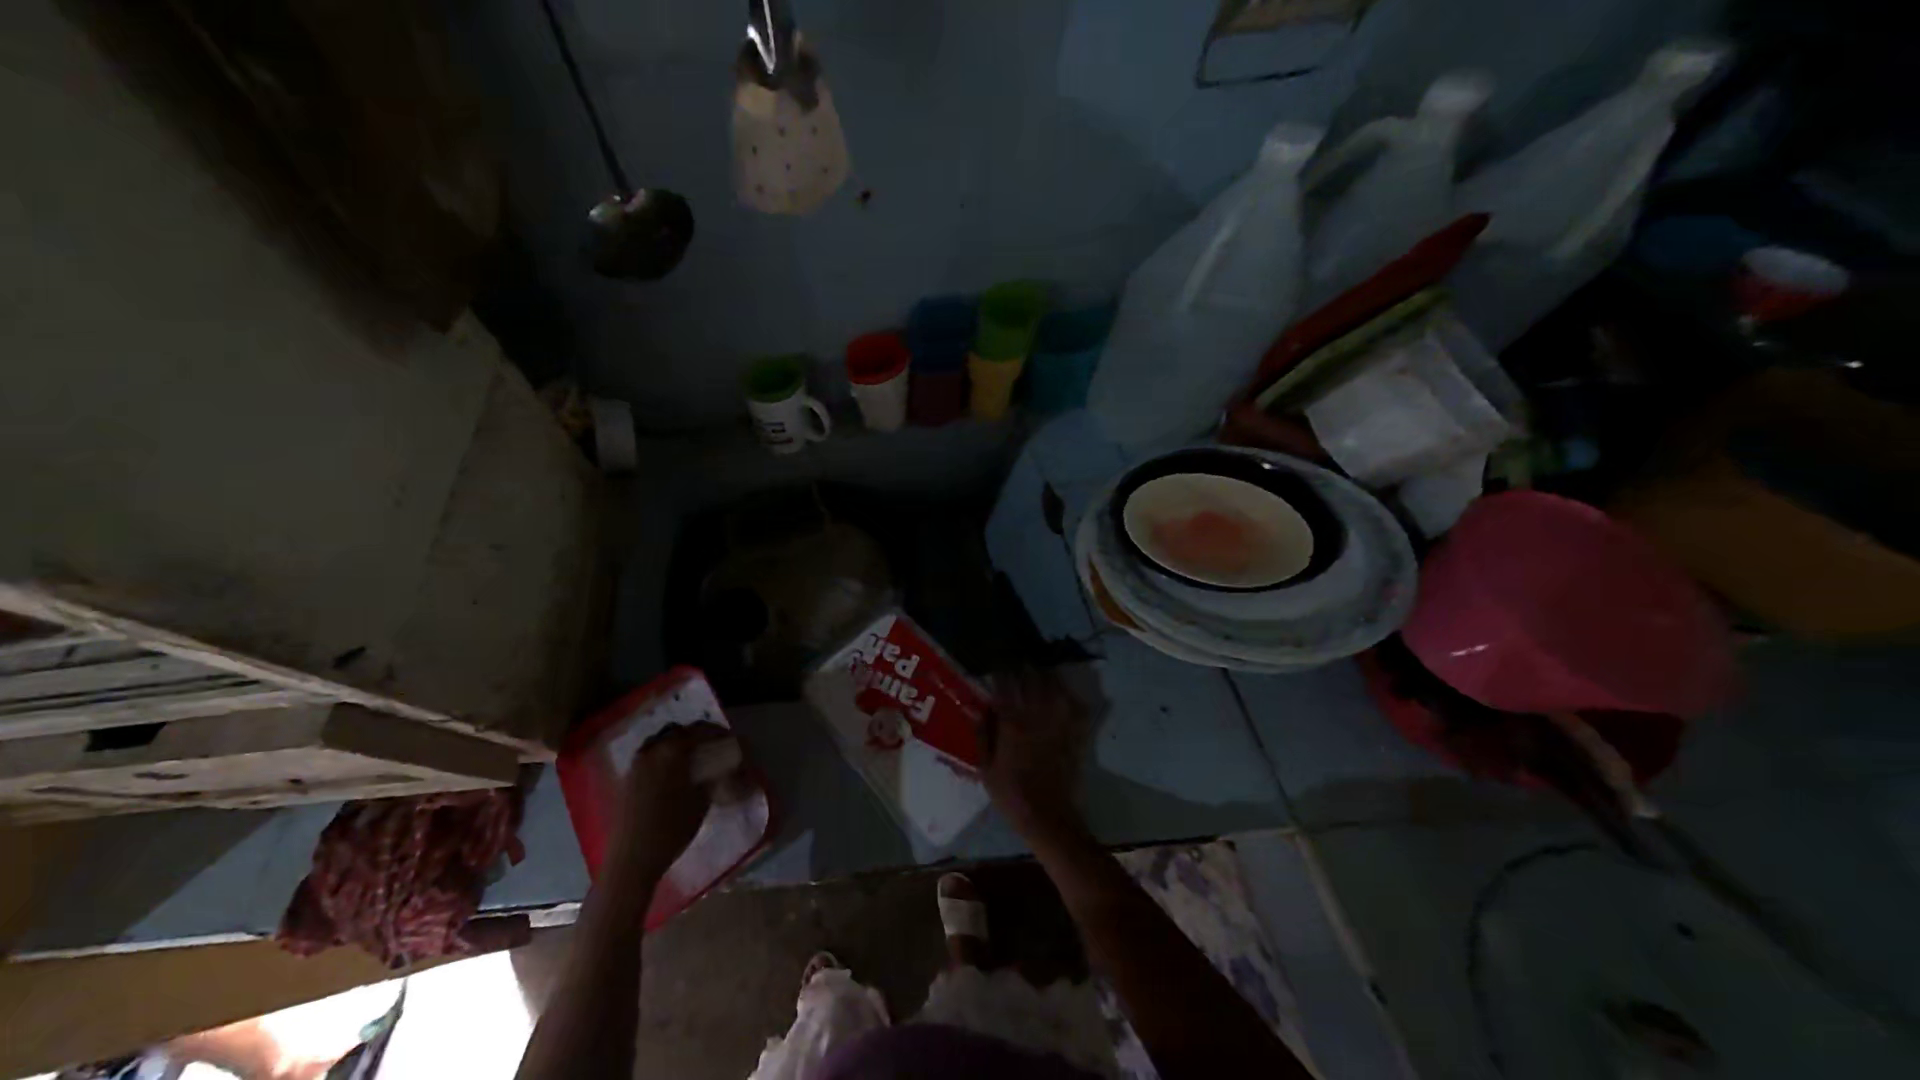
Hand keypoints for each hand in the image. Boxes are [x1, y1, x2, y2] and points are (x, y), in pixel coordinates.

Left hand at [614, 722, 727, 874]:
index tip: (729, 740)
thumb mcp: (702, 801)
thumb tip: (720, 766)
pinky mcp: (627, 780)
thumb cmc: (672, 828)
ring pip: (659, 742)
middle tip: (710, 747)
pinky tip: (673, 774)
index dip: (716, 733)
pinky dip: (663, 757)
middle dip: (695, 735)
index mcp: (672, 751)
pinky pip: (648, 757)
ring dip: (676, 744)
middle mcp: (651, 750)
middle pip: (676, 731)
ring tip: (692, 759)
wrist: (632, 858)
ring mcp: (635, 765)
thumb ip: (711, 777)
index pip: (699, 730)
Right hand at [982, 669, 1089, 839]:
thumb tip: (980, 709)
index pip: (1006, 687)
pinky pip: (1078, 709)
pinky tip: (1068, 695)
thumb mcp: (986, 767)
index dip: (1001, 672)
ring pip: (1056, 689)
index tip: (997, 664)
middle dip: (1026, 668)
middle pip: (1033, 681)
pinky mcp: (1075, 736)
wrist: (1047, 817)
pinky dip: (1073, 699)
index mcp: (1012, 723)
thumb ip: (982, 735)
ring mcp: (1060, 725)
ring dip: (1049, 676)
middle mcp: (1037, 717)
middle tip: (1020, 661)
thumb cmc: (1011, 794)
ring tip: (1043, 670)